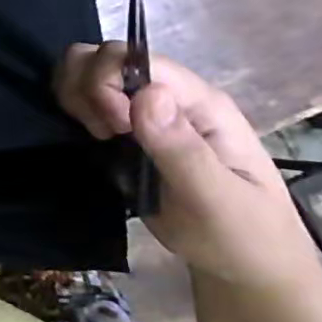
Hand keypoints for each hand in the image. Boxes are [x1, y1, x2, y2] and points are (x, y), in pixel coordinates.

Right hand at [55, 43, 321, 291]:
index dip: (109, 83)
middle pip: (106, 55)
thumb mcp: (219, 201)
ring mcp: (146, 108)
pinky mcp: (126, 127)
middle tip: (104, 135)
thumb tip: (147, 93)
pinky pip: (86, 96)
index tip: (114, 131)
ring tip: (98, 137)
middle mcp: (169, 93)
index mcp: (198, 100)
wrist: (246, 266)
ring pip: (89, 69)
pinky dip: (75, 109)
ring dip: (78, 96)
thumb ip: (182, 148)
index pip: (135, 57)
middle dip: (87, 88)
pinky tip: (92, 139)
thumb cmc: (242, 236)